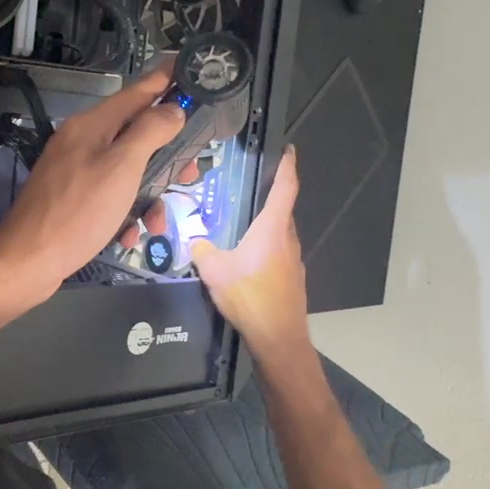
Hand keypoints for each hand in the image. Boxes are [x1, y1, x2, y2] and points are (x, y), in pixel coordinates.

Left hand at [0, 65, 184, 308]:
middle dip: (167, 154)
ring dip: (148, 194)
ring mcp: (75, 171)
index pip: (136, 92)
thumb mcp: (121, 169)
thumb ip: (149, 133)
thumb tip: (172, 109)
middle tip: (191, 173)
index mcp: (91, 125)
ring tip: (158, 220)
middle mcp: (81, 142)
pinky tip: (129, 235)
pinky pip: (110, 196)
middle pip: (135, 133)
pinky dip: (125, 213)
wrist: (28, 261)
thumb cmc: (78, 212)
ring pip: (126, 170)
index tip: (192, 71)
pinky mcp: (72, 199)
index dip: (165, 81)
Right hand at [191, 145, 309, 358]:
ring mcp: (294, 261)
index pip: (285, 188)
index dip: (287, 166)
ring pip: (280, 234)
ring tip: (243, 226)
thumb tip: (196, 242)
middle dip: (271, 197)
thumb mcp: (215, 271)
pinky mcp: (292, 280)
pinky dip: (266, 249)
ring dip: (266, 226)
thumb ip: (203, 251)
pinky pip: (278, 254)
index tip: (288, 150)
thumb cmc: (250, 297)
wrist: (278, 338)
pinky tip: (248, 261)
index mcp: (272, 229)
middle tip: (250, 188)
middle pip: (282, 211)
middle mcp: (288, 240)